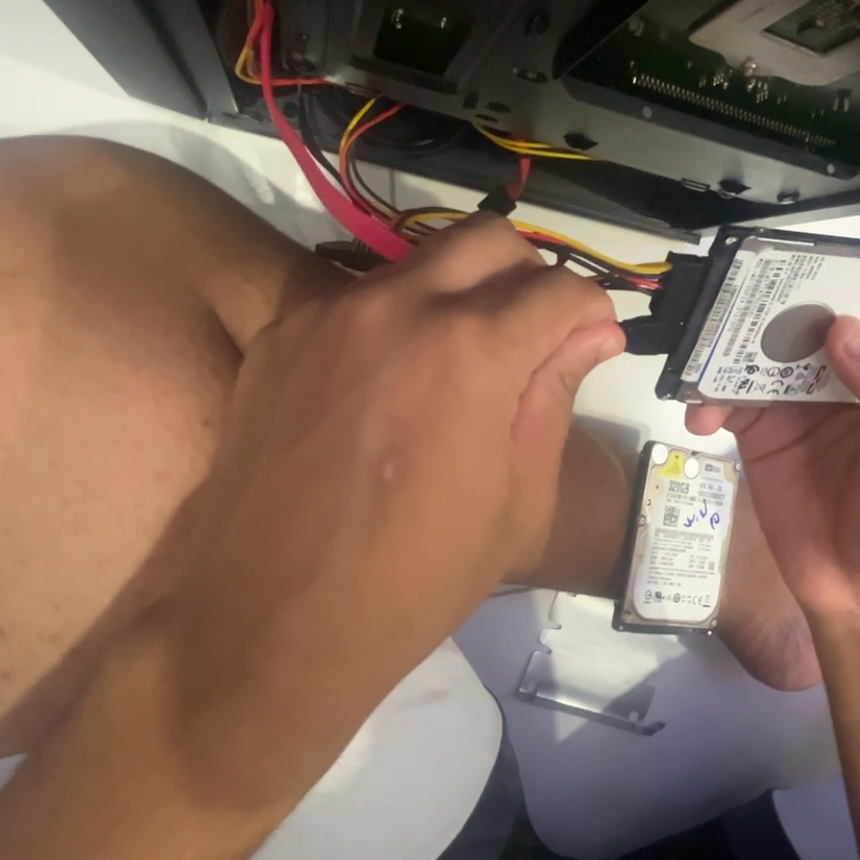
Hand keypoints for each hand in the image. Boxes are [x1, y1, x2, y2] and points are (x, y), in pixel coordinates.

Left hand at [161, 215, 621, 738]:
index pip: (559, 290)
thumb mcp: (519, 501)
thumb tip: (592, 334)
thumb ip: (556, 396)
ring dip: (462, 290)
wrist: (267, 621)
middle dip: (529, 275)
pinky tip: (391, 380)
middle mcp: (401, 306)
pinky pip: (361, 295)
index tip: (590, 345)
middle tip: (534, 332)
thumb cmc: (415, 579)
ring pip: (422, 259)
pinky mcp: (284, 330)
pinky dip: (398, 318)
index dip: (590, 315)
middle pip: (491, 238)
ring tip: (462, 359)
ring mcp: (331, 311)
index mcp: (473, 353)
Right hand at [687, 318, 859, 619]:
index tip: (811, 270)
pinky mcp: (762, 434)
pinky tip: (699, 417)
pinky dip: (708, 400)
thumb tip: (839, 327)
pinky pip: (729, 402)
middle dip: (772, 315)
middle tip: (735, 300)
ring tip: (704, 359)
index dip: (847, 290)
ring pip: (762, 359)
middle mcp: (848, 383)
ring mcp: (801, 407)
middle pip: (808, 331)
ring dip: (730, 353)